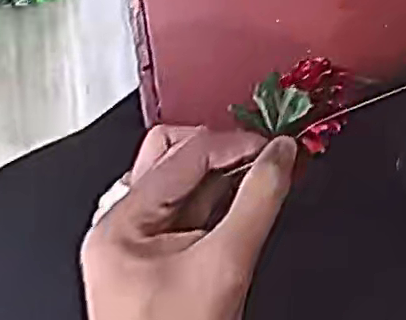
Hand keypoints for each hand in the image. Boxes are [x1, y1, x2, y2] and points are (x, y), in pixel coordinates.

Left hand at [81, 126, 298, 319]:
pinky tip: (250, 197)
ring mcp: (140, 237)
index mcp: (122, 223)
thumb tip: (283, 150)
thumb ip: (260, 196)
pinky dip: (226, 189)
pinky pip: (195, 199)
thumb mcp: (226, 262)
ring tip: (260, 174)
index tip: (278, 147)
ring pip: (187, 173)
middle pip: (176, 151)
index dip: (240, 143)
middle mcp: (124, 223)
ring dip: (227, 168)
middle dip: (225, 147)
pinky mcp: (161, 250)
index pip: (190, 151)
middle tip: (263, 153)